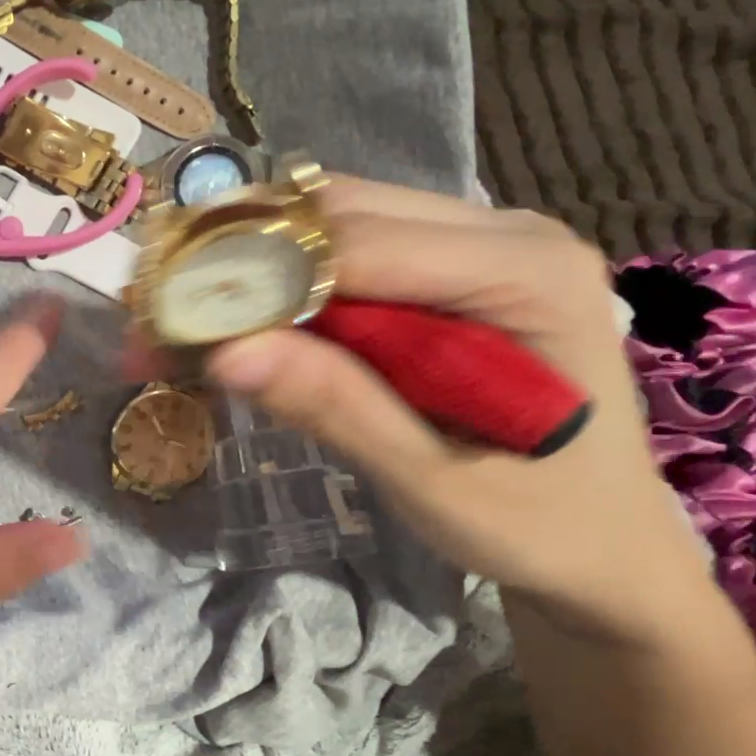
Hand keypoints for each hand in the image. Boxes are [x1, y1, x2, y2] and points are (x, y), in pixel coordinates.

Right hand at [132, 177, 701, 632]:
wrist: (600, 540)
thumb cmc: (535, 522)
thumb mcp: (432, 481)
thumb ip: (339, 408)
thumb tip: (225, 353)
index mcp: (526, 276)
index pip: (358, 246)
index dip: (255, 280)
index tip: (166, 331)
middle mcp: (504, 233)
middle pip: (336, 214)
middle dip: (237, 265)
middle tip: (156, 328)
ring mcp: (473, 245)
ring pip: (327, 223)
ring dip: (247, 269)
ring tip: (180, 330)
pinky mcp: (442, 270)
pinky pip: (339, 252)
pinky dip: (275, 285)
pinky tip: (233, 327)